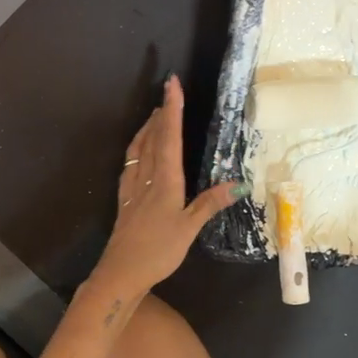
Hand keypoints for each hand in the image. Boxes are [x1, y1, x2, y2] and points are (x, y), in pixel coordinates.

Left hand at [88, 75, 243, 298]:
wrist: (121, 272)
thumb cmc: (157, 252)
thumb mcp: (189, 229)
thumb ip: (209, 204)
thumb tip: (236, 184)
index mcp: (165, 182)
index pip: (169, 138)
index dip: (172, 110)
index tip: (172, 84)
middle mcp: (147, 180)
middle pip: (152, 140)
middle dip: (159, 115)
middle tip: (166, 94)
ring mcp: (132, 191)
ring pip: (138, 152)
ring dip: (146, 131)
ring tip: (153, 117)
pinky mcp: (125, 204)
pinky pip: (130, 169)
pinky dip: (135, 153)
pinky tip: (137, 155)